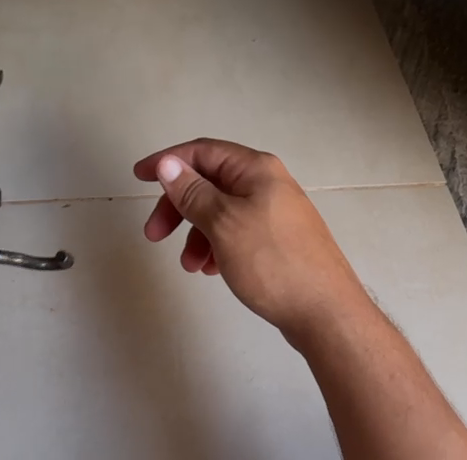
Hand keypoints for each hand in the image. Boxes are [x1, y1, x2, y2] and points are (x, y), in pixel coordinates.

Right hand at [134, 138, 369, 341]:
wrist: (327, 314)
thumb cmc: (272, 262)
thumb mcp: (223, 223)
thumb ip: (192, 192)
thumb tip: (168, 164)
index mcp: (255, 168)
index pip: (202, 151)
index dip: (168, 161)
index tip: (139, 176)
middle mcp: (267, 182)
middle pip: (209, 182)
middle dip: (178, 206)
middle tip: (154, 234)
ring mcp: (275, 211)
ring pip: (221, 211)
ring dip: (196, 232)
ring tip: (189, 265)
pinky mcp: (279, 240)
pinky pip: (236, 232)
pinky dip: (217, 245)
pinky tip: (212, 269)